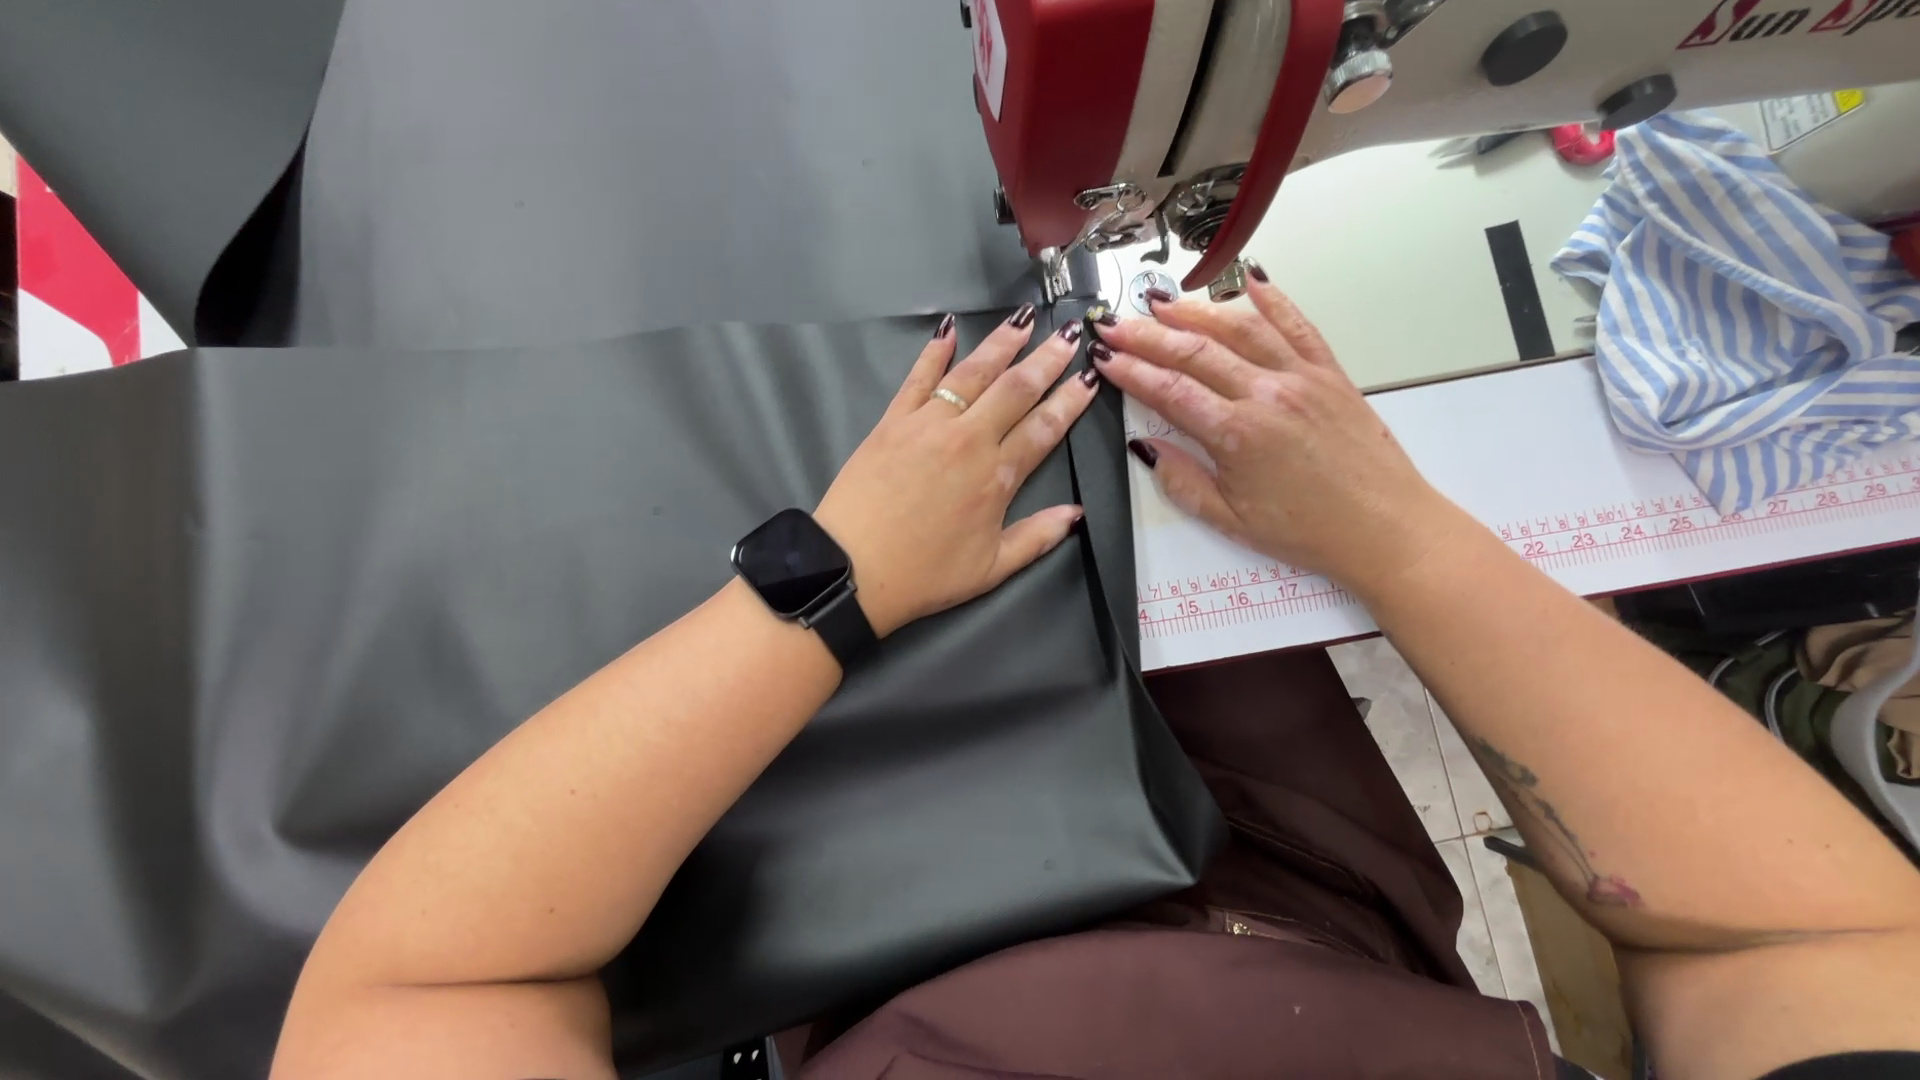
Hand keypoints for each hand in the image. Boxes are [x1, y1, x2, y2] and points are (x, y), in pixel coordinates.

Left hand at [815, 307, 1100, 636]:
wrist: (853, 570)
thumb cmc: (924, 575)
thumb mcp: (991, 569)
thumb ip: (1037, 538)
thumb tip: (1076, 514)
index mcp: (997, 476)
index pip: (1044, 428)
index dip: (1071, 401)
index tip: (1090, 378)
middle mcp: (968, 439)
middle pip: (1016, 389)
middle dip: (1047, 359)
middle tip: (1072, 334)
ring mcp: (928, 424)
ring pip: (973, 373)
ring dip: (1002, 343)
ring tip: (1025, 319)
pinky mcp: (892, 421)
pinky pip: (918, 378)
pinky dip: (934, 351)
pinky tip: (948, 329)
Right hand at [1091, 271, 1468, 593]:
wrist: (1384, 528)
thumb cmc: (1308, 531)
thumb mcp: (1229, 520)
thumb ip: (1182, 482)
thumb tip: (1147, 448)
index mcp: (1237, 434)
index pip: (1169, 391)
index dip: (1131, 371)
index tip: (1104, 357)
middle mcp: (1268, 395)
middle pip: (1195, 351)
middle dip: (1148, 335)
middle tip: (1114, 323)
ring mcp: (1302, 378)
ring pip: (1240, 330)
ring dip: (1196, 312)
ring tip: (1162, 303)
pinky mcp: (1331, 374)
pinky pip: (1298, 326)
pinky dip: (1273, 300)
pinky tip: (1251, 279)